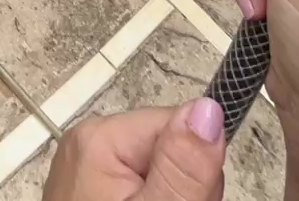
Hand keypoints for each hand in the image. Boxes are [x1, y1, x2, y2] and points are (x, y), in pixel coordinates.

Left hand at [41, 100, 226, 200]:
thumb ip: (183, 169)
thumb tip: (209, 107)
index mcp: (101, 137)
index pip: (177, 123)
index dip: (201, 168)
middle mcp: (90, 143)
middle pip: (173, 152)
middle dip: (190, 194)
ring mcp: (89, 171)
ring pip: (166, 179)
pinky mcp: (93, 195)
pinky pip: (145, 193)